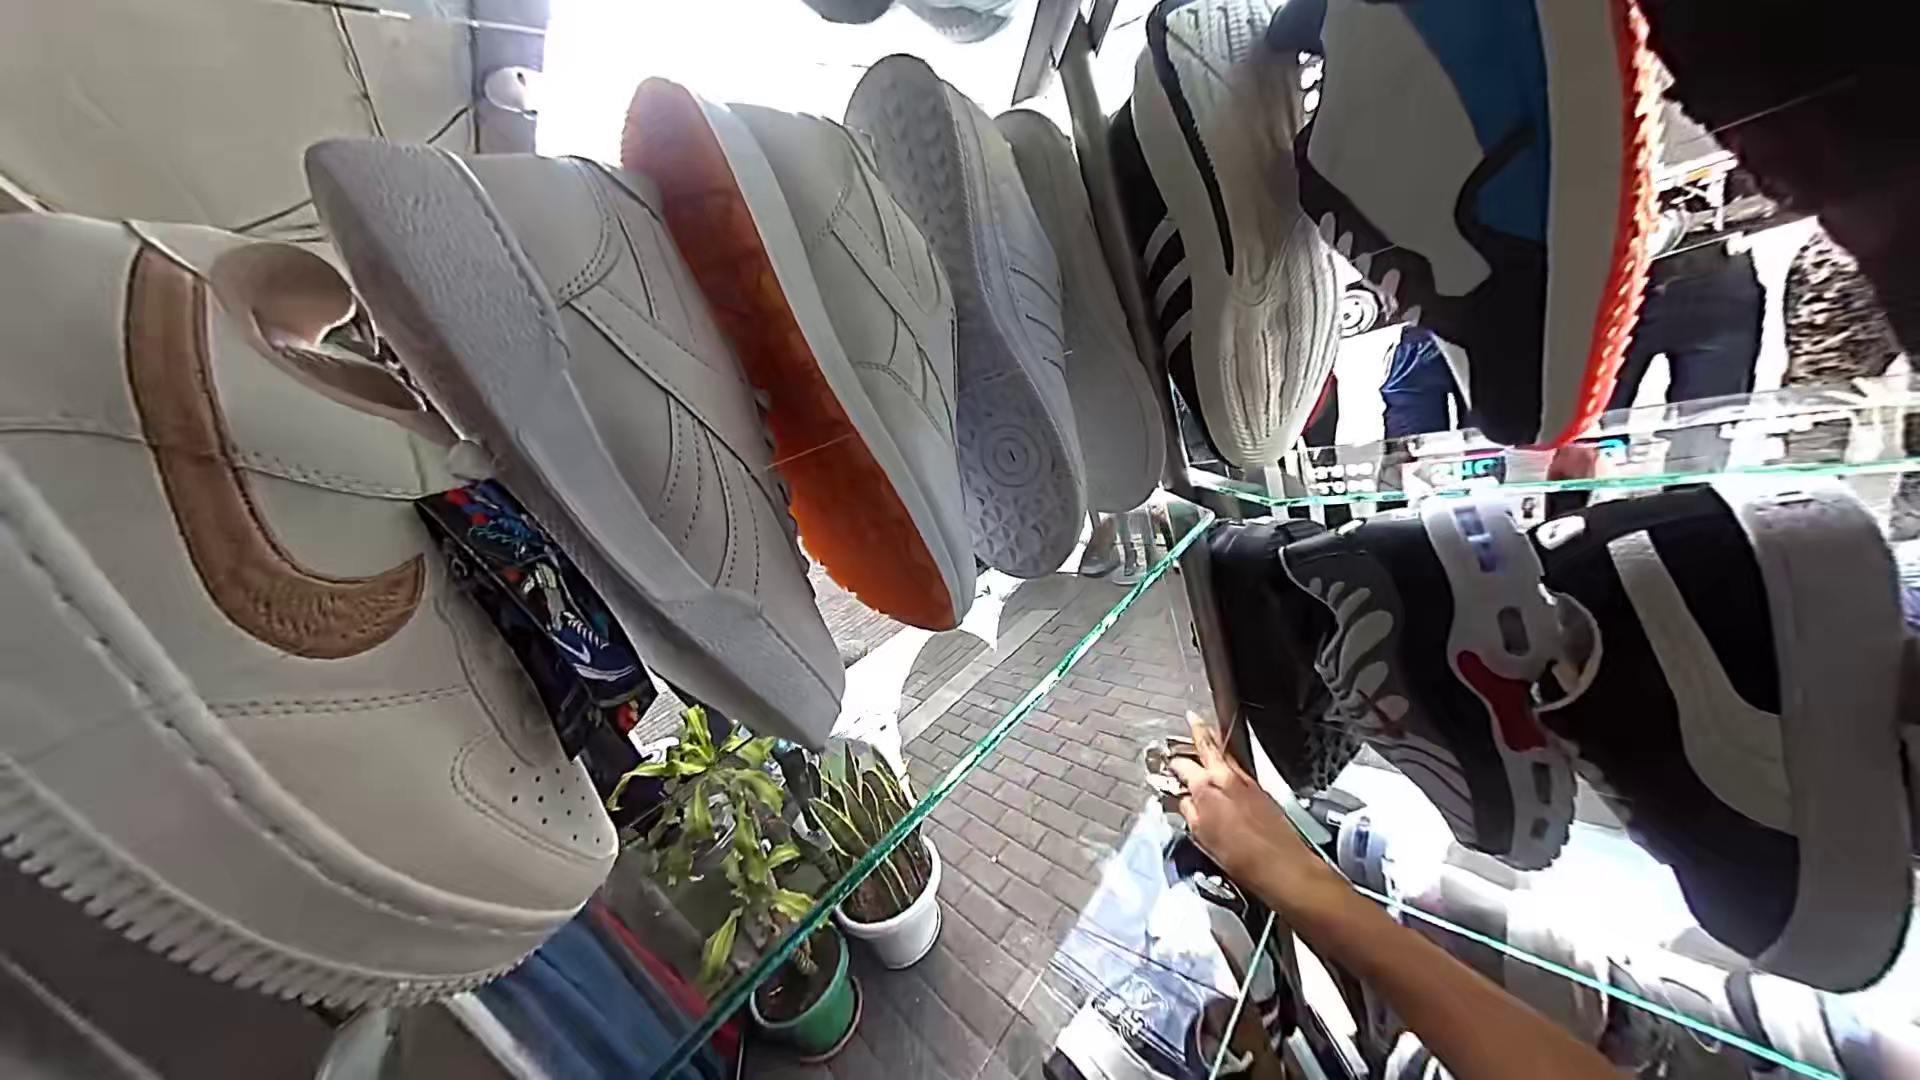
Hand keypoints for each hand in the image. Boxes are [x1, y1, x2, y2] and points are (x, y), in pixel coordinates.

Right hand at [1166, 712, 1322, 889]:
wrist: (1283, 867)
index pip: (1181, 765)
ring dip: (1214, 742)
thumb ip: (1187, 811)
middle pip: (1208, 745)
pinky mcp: (1261, 790)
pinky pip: (1239, 765)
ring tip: (1207, 734)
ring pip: (1226, 752)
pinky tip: (1226, 764)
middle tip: (1191, 718)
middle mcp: (1225, 776)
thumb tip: (1182, 801)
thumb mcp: (1201, 836)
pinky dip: (1228, 758)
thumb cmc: (1242, 857)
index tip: (1166, 767)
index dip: (1171, 765)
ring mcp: (1246, 780)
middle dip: (1198, 730)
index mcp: (1205, 786)